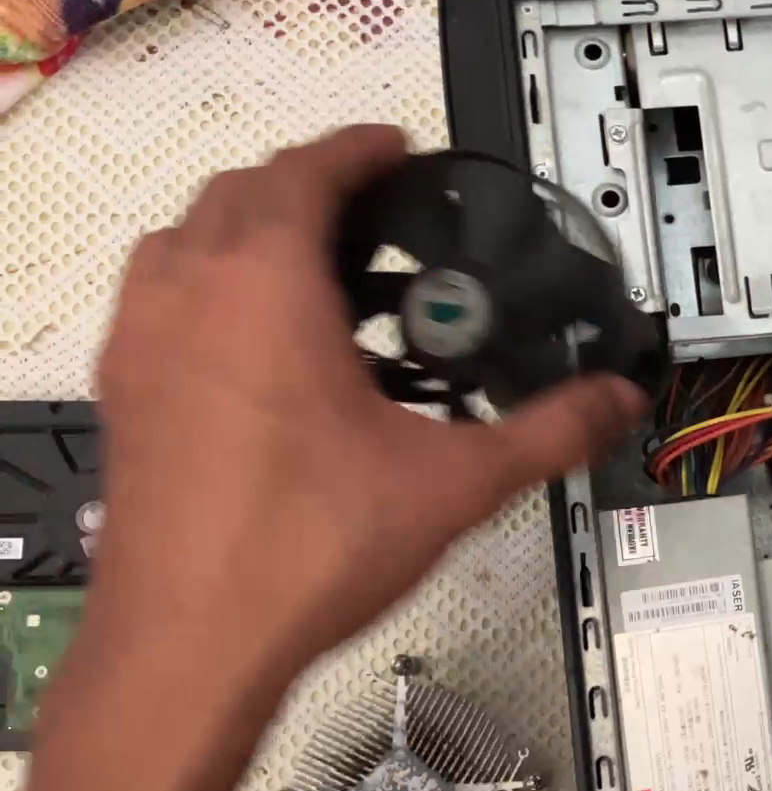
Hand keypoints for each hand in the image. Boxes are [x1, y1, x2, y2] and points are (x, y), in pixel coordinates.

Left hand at [92, 125, 646, 678]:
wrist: (193, 644)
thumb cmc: (316, 545)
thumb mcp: (463, 479)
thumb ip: (554, 429)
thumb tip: (623, 398)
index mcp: (263, 300)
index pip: (299, 179)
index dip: (352, 150)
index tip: (397, 145)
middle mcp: (186, 305)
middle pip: (234, 196)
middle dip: (309, 181)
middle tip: (384, 204)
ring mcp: (142, 350)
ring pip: (185, 241)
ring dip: (255, 225)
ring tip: (336, 259)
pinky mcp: (129, 395)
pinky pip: (166, 296)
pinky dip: (221, 279)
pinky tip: (283, 338)